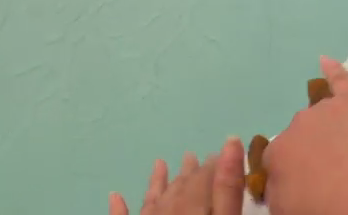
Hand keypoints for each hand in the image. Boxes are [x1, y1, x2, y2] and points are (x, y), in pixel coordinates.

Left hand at [111, 138, 244, 214]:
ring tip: (161, 163)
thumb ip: (228, 187)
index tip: (224, 152)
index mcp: (191, 202)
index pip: (205, 176)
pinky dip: (120, 207)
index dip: (216, 163)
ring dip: (160, 181)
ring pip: (154, 198)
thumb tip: (232, 141)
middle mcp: (165, 207)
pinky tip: (114, 195)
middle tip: (196, 155)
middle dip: (190, 171)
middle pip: (180, 186)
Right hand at [263, 58, 347, 214]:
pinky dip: (332, 71)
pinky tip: (325, 61)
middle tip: (330, 174)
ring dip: (326, 126)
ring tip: (345, 146)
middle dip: (309, 151)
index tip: (304, 188)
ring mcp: (327, 109)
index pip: (274, 163)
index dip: (289, 175)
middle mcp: (297, 126)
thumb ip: (280, 196)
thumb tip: (276, 188)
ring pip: (320, 114)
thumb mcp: (292, 213)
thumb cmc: (334, 211)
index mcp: (278, 157)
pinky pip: (340, 79)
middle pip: (298, 136)